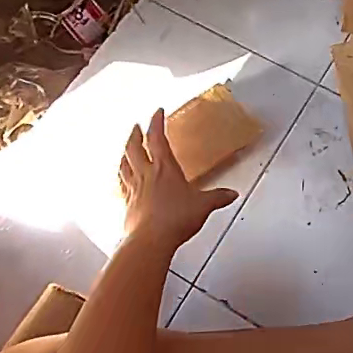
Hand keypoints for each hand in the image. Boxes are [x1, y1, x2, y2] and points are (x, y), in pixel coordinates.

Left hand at [118, 109, 237, 248]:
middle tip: (135, 126)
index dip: (156, 122)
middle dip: (135, 134)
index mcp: (164, 168)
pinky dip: (121, 177)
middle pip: (134, 147)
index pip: (157, 138)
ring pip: (124, 163)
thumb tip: (231, 194)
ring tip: (126, 148)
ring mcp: (134, 189)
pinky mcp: (127, 204)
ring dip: (124, 152)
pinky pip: (121, 185)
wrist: (151, 240)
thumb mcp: (203, 206)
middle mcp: (146, 174)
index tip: (157, 112)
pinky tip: (122, 179)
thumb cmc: (175, 219)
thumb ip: (217, 198)